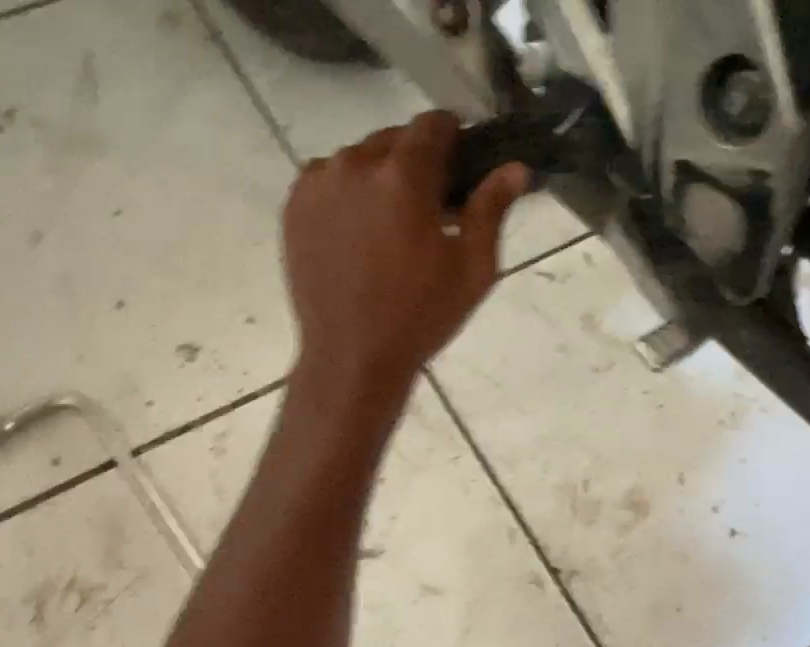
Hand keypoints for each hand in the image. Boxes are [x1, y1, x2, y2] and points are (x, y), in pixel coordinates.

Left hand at [282, 111, 528, 401]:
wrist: (351, 358)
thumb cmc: (420, 318)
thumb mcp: (472, 269)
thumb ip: (491, 209)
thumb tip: (515, 168)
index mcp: (403, 177)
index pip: (432, 124)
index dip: (454, 134)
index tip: (464, 158)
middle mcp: (354, 166)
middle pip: (394, 138)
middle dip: (417, 160)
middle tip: (432, 202)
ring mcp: (317, 185)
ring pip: (358, 158)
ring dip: (381, 175)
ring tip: (393, 222)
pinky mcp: (294, 207)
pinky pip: (327, 180)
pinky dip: (348, 193)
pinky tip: (361, 231)